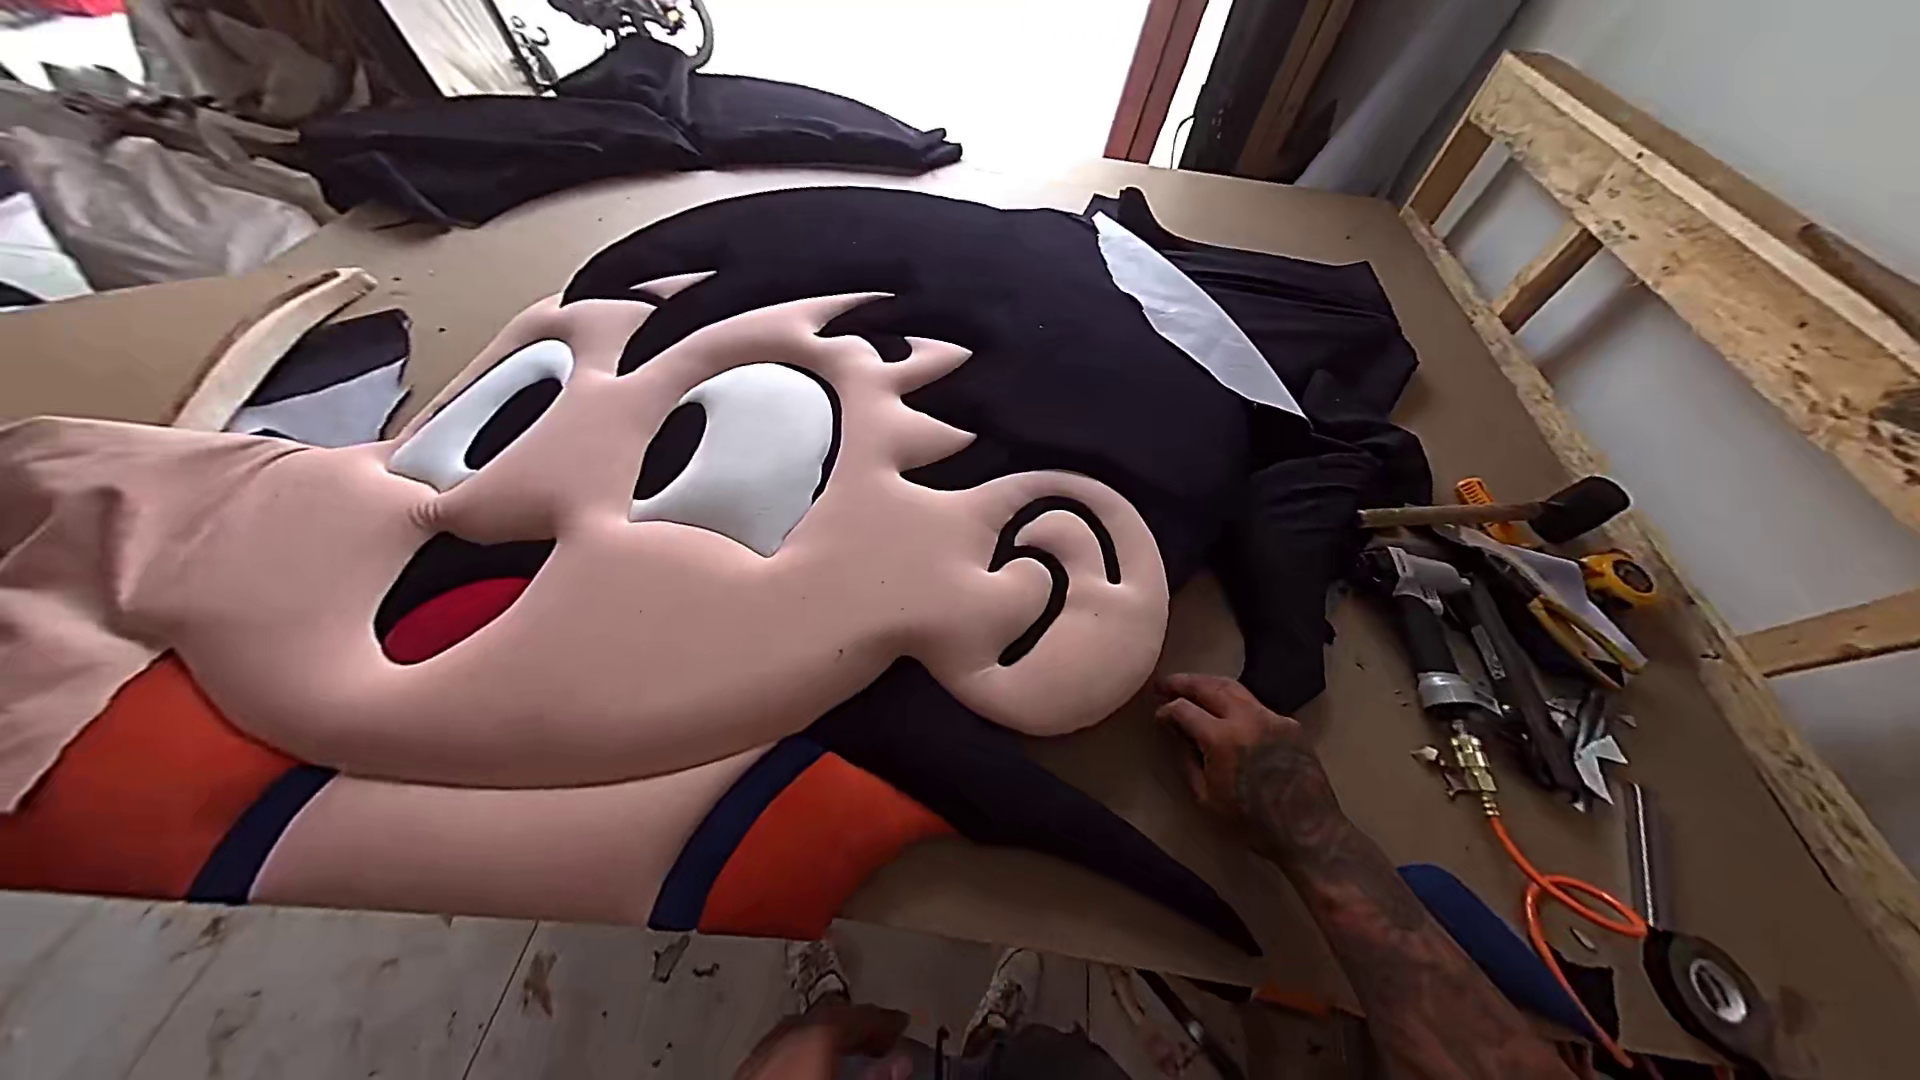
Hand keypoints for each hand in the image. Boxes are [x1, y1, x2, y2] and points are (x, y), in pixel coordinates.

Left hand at [734, 1003, 910, 1079]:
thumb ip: (877, 1079)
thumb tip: (900, 1064)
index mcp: (814, 1038)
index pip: (858, 1016)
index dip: (883, 1020)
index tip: (900, 1025)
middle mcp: (784, 1038)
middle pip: (828, 1019)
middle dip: (857, 1026)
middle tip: (882, 1039)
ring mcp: (758, 1060)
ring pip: (801, 1033)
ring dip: (829, 1038)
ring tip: (850, 1055)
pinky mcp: (744, 1077)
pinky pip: (780, 1053)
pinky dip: (802, 1053)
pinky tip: (811, 1071)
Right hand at [1153, 673, 1344, 857]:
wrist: (1309, 833)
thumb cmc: (1250, 822)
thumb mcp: (1205, 797)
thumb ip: (1184, 758)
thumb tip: (1172, 730)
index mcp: (1222, 738)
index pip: (1183, 709)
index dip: (1165, 710)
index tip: (1158, 717)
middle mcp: (1247, 718)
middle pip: (1208, 686)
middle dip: (1182, 683)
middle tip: (1164, 683)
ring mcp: (1272, 718)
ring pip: (1233, 687)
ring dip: (1208, 684)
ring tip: (1191, 686)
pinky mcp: (1290, 724)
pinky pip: (1255, 705)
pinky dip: (1234, 701)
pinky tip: (1226, 711)